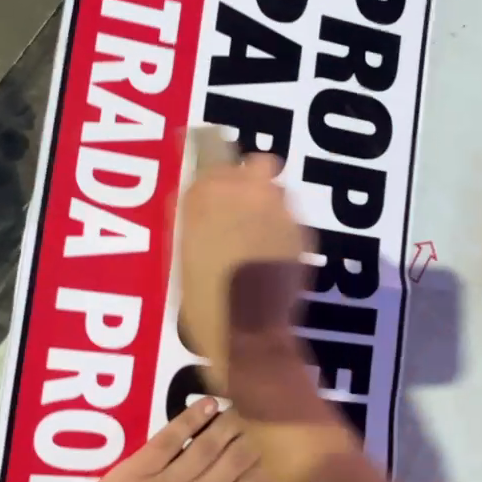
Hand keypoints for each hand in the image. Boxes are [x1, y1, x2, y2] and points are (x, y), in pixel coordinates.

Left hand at [55, 397, 268, 481]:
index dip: (268, 468)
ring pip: (206, 444)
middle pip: (233, 459)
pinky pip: (169, 437)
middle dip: (253, 438)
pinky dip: (190, 418)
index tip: (279, 452)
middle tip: (266, 421)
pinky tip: (207, 404)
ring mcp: (163, 481)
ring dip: (228, 424)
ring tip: (243, 408)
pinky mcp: (134, 469)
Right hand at [178, 151, 310, 393]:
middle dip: (245, 180)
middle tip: (231, 207)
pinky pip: (290, 217)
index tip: (202, 162)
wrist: (247, 333)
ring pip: (276, 188)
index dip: (207, 153)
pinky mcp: (302, 233)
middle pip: (254, 163)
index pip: (211, 147)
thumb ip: (187, 217)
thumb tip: (190, 195)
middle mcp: (248, 191)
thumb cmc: (203, 300)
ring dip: (265, 201)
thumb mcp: (179, 256)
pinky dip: (280, 227)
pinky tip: (268, 253)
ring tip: (252, 233)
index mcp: (209, 193)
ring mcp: (281, 211)